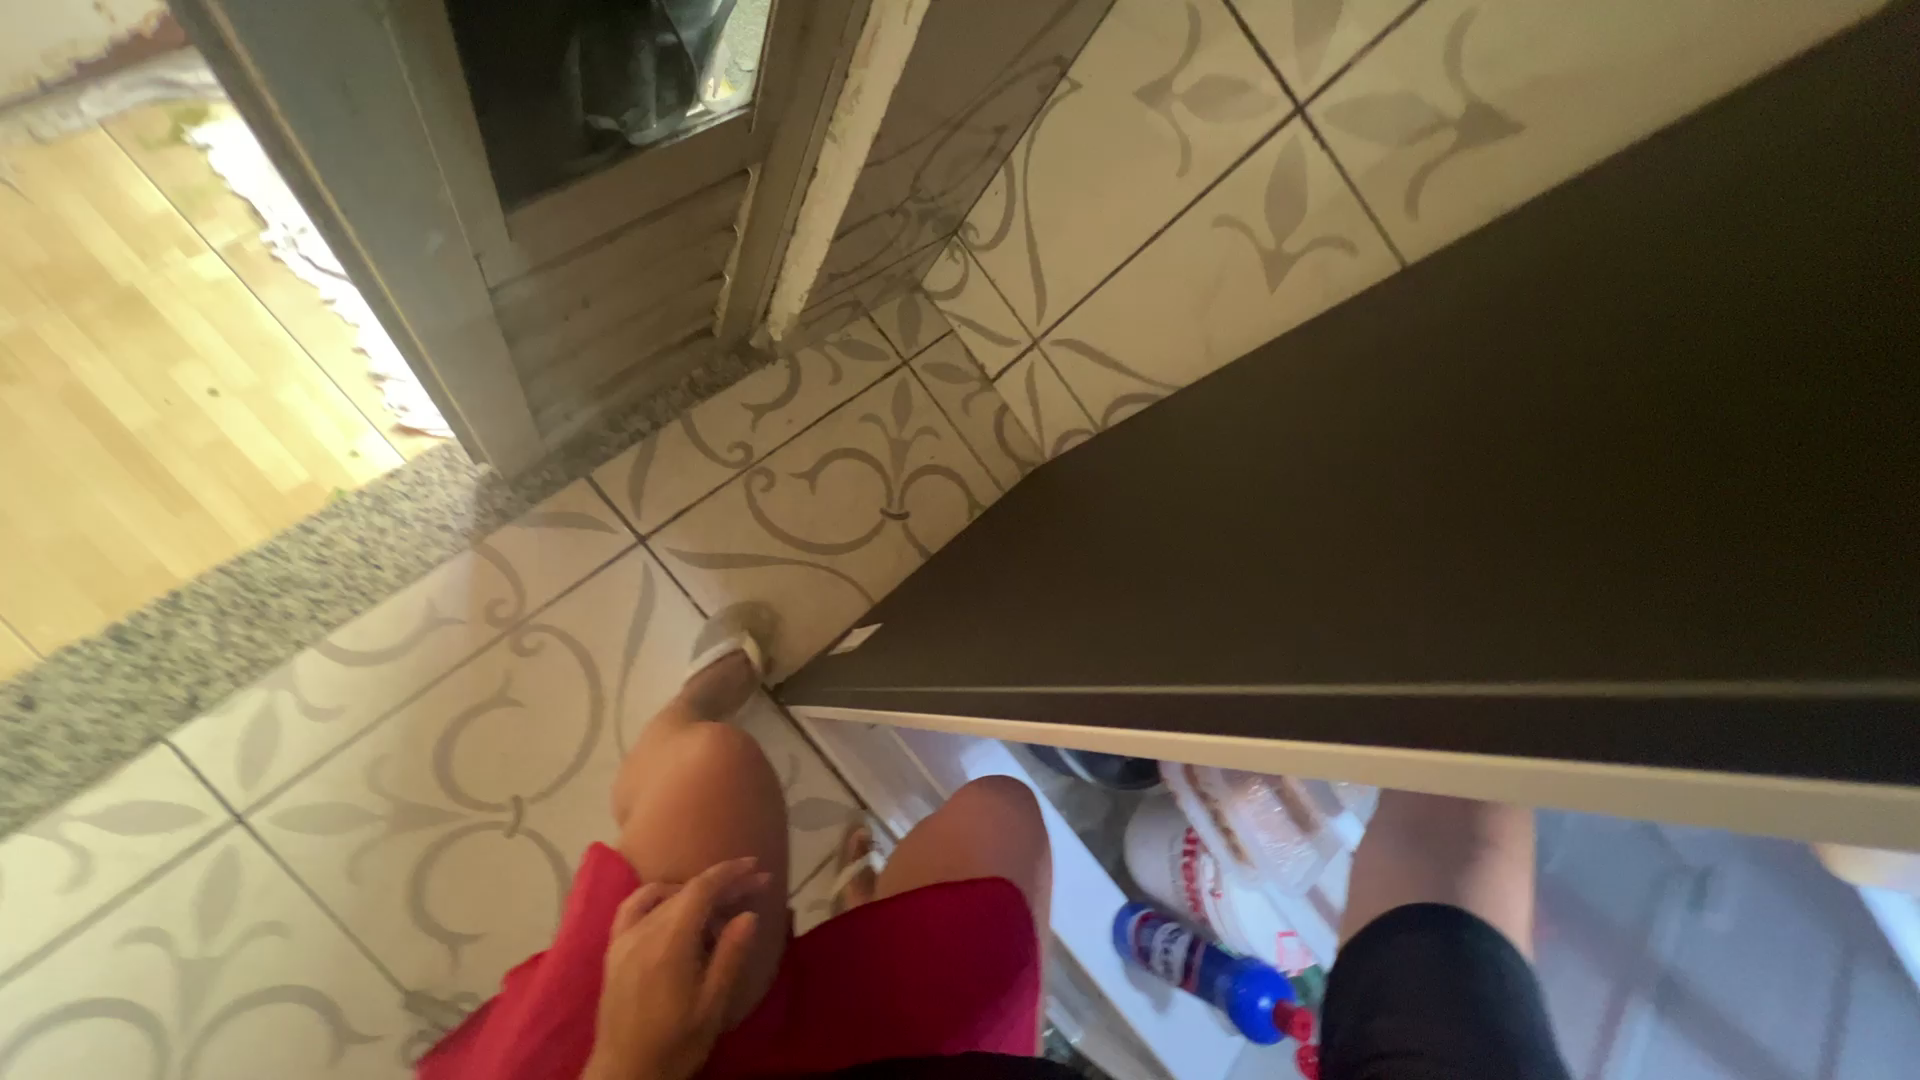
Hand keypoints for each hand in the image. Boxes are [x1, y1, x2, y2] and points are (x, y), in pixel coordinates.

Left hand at [585, 857, 770, 1079]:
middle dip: (723, 884)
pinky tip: (673, 902)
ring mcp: (624, 939)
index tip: (756, 867)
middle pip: (687, 891)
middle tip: (755, 886)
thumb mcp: (712, 1006)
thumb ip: (730, 956)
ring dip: (696, 891)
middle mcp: (644, 933)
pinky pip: (634, 906)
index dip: (730, 873)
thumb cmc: (674, 1045)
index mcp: (669, 945)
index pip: (701, 889)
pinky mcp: (614, 950)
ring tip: (721, 901)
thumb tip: (749, 914)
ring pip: (666, 897)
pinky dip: (658, 895)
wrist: (624, 1077)